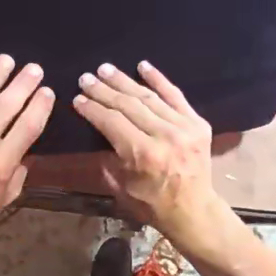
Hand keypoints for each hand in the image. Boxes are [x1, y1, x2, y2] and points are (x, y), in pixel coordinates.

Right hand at [72, 61, 226, 245]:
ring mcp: (184, 127)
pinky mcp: (198, 123)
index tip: (77, 98)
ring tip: (106, 69)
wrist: (194, 210)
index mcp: (143, 155)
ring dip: (124, 81)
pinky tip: (143, 66)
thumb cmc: (152, 203)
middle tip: (86, 78)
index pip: (112, 122)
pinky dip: (159, 79)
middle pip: (128, 105)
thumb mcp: (121, 186)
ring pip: (149, 97)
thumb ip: (108, 156)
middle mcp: (165, 136)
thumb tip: (96, 128)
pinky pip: (176, 96)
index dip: (93, 108)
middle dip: (103, 90)